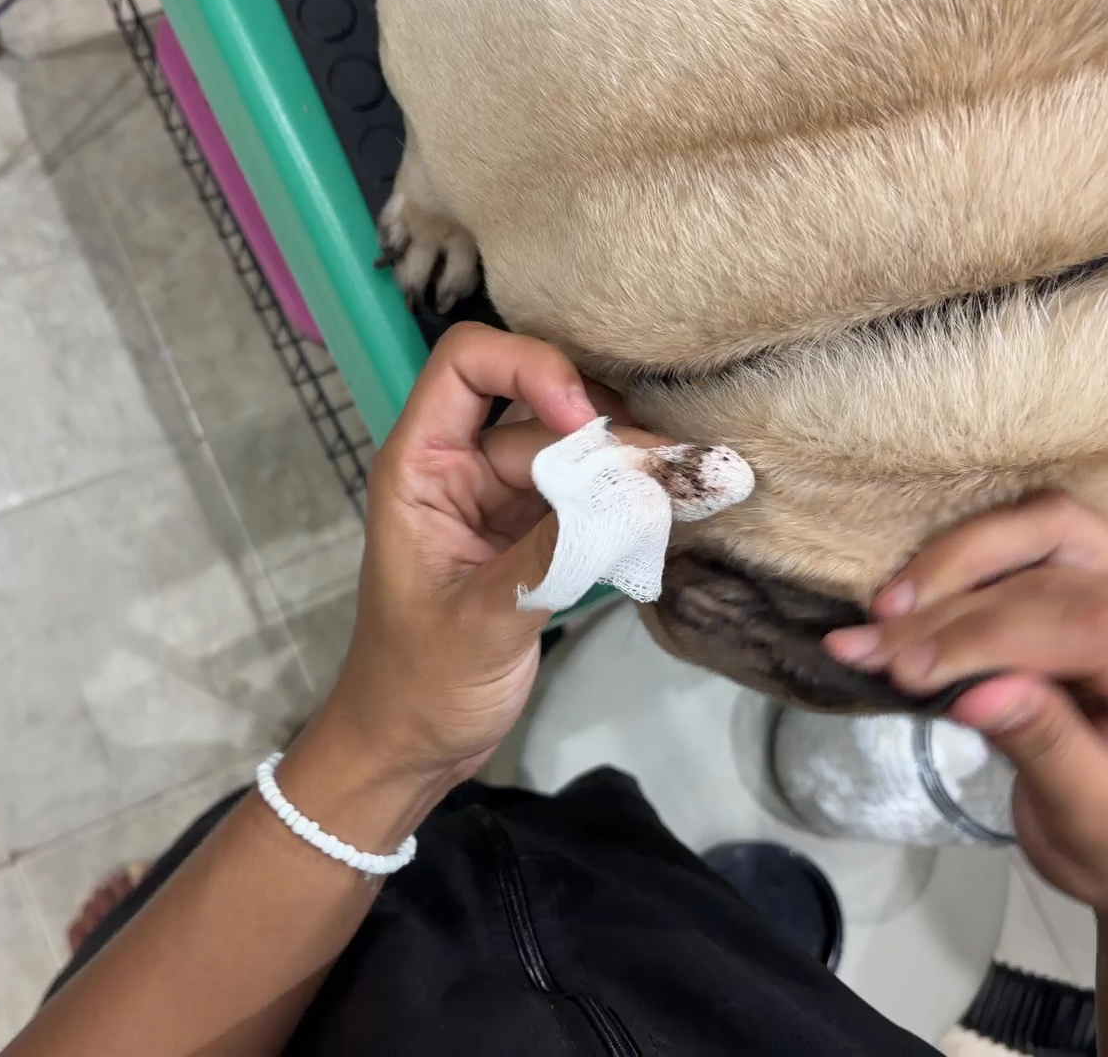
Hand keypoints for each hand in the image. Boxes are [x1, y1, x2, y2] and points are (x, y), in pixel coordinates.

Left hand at [314, 323, 659, 783]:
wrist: (414, 742)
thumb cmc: (419, 684)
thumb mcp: (481, 619)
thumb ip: (553, 554)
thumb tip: (637, 495)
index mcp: (420, 468)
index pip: (466, 365)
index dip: (529, 369)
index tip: (585, 424)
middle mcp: (460, 470)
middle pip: (538, 411)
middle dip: (605, 435)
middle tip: (678, 469)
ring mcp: (498, 503)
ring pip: (571, 456)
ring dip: (627, 469)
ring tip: (694, 485)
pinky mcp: (530, 537)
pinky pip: (583, 501)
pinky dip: (623, 505)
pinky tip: (670, 511)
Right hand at [821, 493, 1107, 927]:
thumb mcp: (1094, 825)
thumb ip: (1047, 752)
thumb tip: (976, 695)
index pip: (1090, 627)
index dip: (981, 638)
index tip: (900, 672)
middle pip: (1055, 570)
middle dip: (945, 606)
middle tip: (866, 647)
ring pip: (1044, 526)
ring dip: (951, 561)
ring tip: (883, 610)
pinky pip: (1029, 532)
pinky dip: (959, 556)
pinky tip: (911, 597)